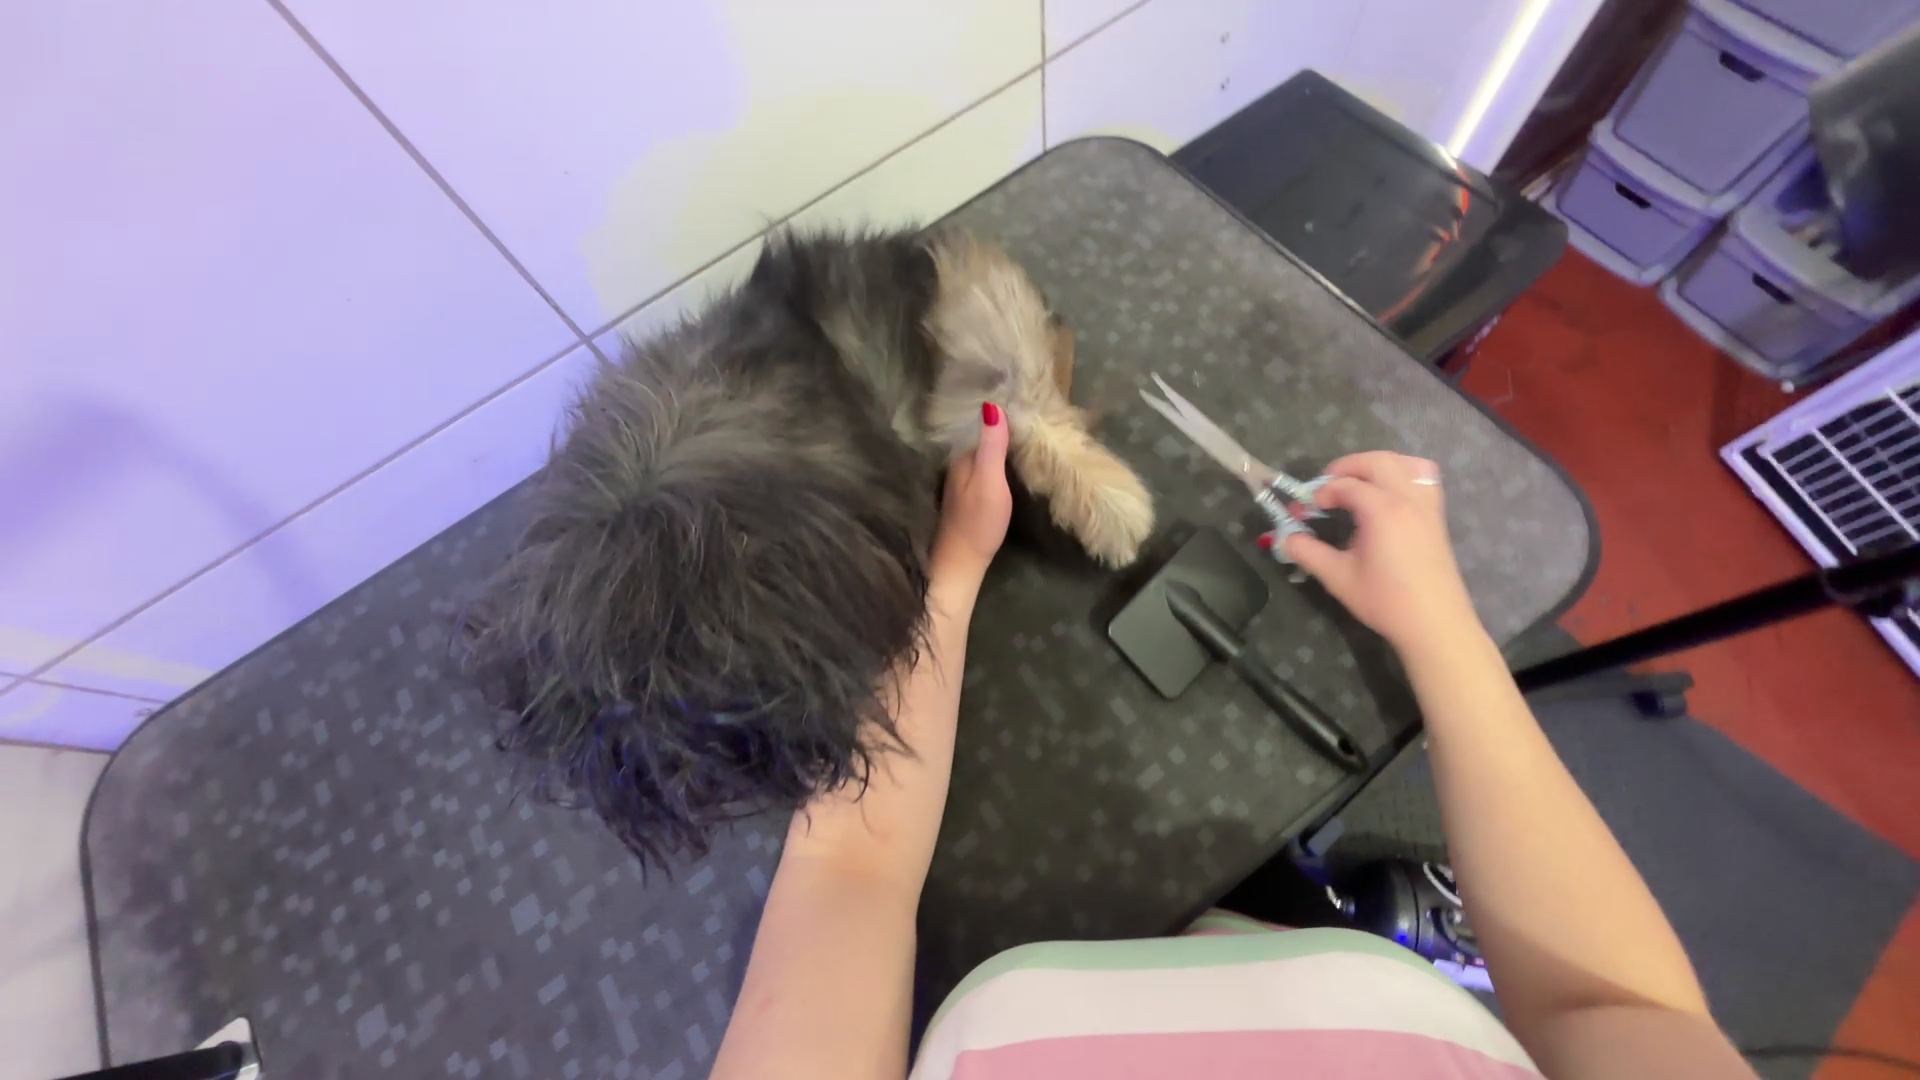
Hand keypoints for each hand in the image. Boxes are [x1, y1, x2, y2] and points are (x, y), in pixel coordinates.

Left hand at [931, 402, 1012, 586]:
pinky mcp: (969, 496)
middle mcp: (958, 464)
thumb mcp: (989, 480)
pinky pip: (985, 466)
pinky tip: (1009, 456)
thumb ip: (991, 446)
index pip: (981, 423)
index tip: (1023, 393)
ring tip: (1025, 426)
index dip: (1000, 409)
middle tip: (1029, 406)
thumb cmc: (977, 522)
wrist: (962, 562)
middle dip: (1000, 422)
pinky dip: (997, 458)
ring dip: (1000, 441)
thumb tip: (991, 404)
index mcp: (962, 457)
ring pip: (984, 452)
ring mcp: (962, 481)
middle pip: (982, 436)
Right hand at [1282, 451, 1480, 652]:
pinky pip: (1424, 477)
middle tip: (1326, 488)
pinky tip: (1387, 493)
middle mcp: (1408, 499)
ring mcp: (1427, 506)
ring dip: (1377, 465)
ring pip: (1405, 463)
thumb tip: (1284, 538)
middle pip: (1377, 462)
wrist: (1434, 623)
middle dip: (1346, 467)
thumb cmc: (1385, 600)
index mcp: (1383, 511)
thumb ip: (1307, 552)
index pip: (1346, 484)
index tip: (1306, 511)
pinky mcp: (1437, 516)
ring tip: (1357, 484)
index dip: (1321, 492)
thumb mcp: (1337, 577)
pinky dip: (1403, 473)